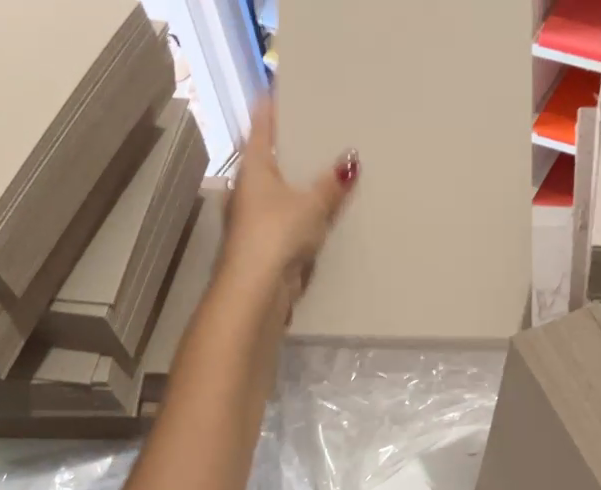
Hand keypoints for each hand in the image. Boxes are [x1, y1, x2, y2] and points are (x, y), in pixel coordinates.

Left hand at [220, 99, 356, 302]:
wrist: (256, 291)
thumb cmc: (276, 235)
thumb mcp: (311, 205)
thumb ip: (332, 184)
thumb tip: (351, 160)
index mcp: (253, 167)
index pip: (263, 123)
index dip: (275, 104)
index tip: (291, 87)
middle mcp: (248, 188)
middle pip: (272, 158)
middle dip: (295, 146)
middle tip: (324, 128)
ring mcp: (255, 219)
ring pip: (282, 192)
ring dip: (301, 183)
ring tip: (332, 168)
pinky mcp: (266, 246)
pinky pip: (291, 220)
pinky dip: (305, 213)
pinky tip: (326, 212)